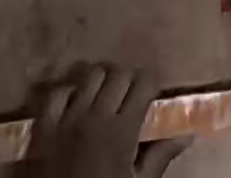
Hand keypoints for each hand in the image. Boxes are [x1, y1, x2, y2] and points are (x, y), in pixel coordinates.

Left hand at [22, 63, 189, 177]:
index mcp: (121, 129)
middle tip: (131, 98)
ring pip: (91, 75)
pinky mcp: (43, 130)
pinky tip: (76, 106)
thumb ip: (160, 157)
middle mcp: (96, 115)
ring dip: (102, 82)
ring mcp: (67, 120)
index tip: (151, 96)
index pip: (144, 82)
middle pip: (120, 73)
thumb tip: (187, 135)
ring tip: (105, 97)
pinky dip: (69, 94)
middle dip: (129, 81)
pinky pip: (57, 93)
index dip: (151, 85)